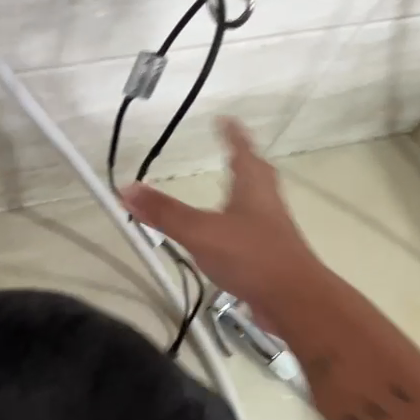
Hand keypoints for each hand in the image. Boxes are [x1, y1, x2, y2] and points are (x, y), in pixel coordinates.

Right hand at [120, 118, 320, 309]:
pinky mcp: (270, 256)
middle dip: (243, 162)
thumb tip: (126, 188)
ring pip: (255, 203)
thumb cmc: (250, 256)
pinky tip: (225, 239)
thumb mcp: (199, 232)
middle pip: (256, 174)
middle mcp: (266, 202)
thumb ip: (164, 212)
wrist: (293, 300)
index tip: (224, 120)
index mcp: (253, 186)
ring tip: (226, 192)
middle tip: (230, 152)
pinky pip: (251, 231)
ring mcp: (271, 230)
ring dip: (241, 194)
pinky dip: (237, 226)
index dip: (232, 134)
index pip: (242, 150)